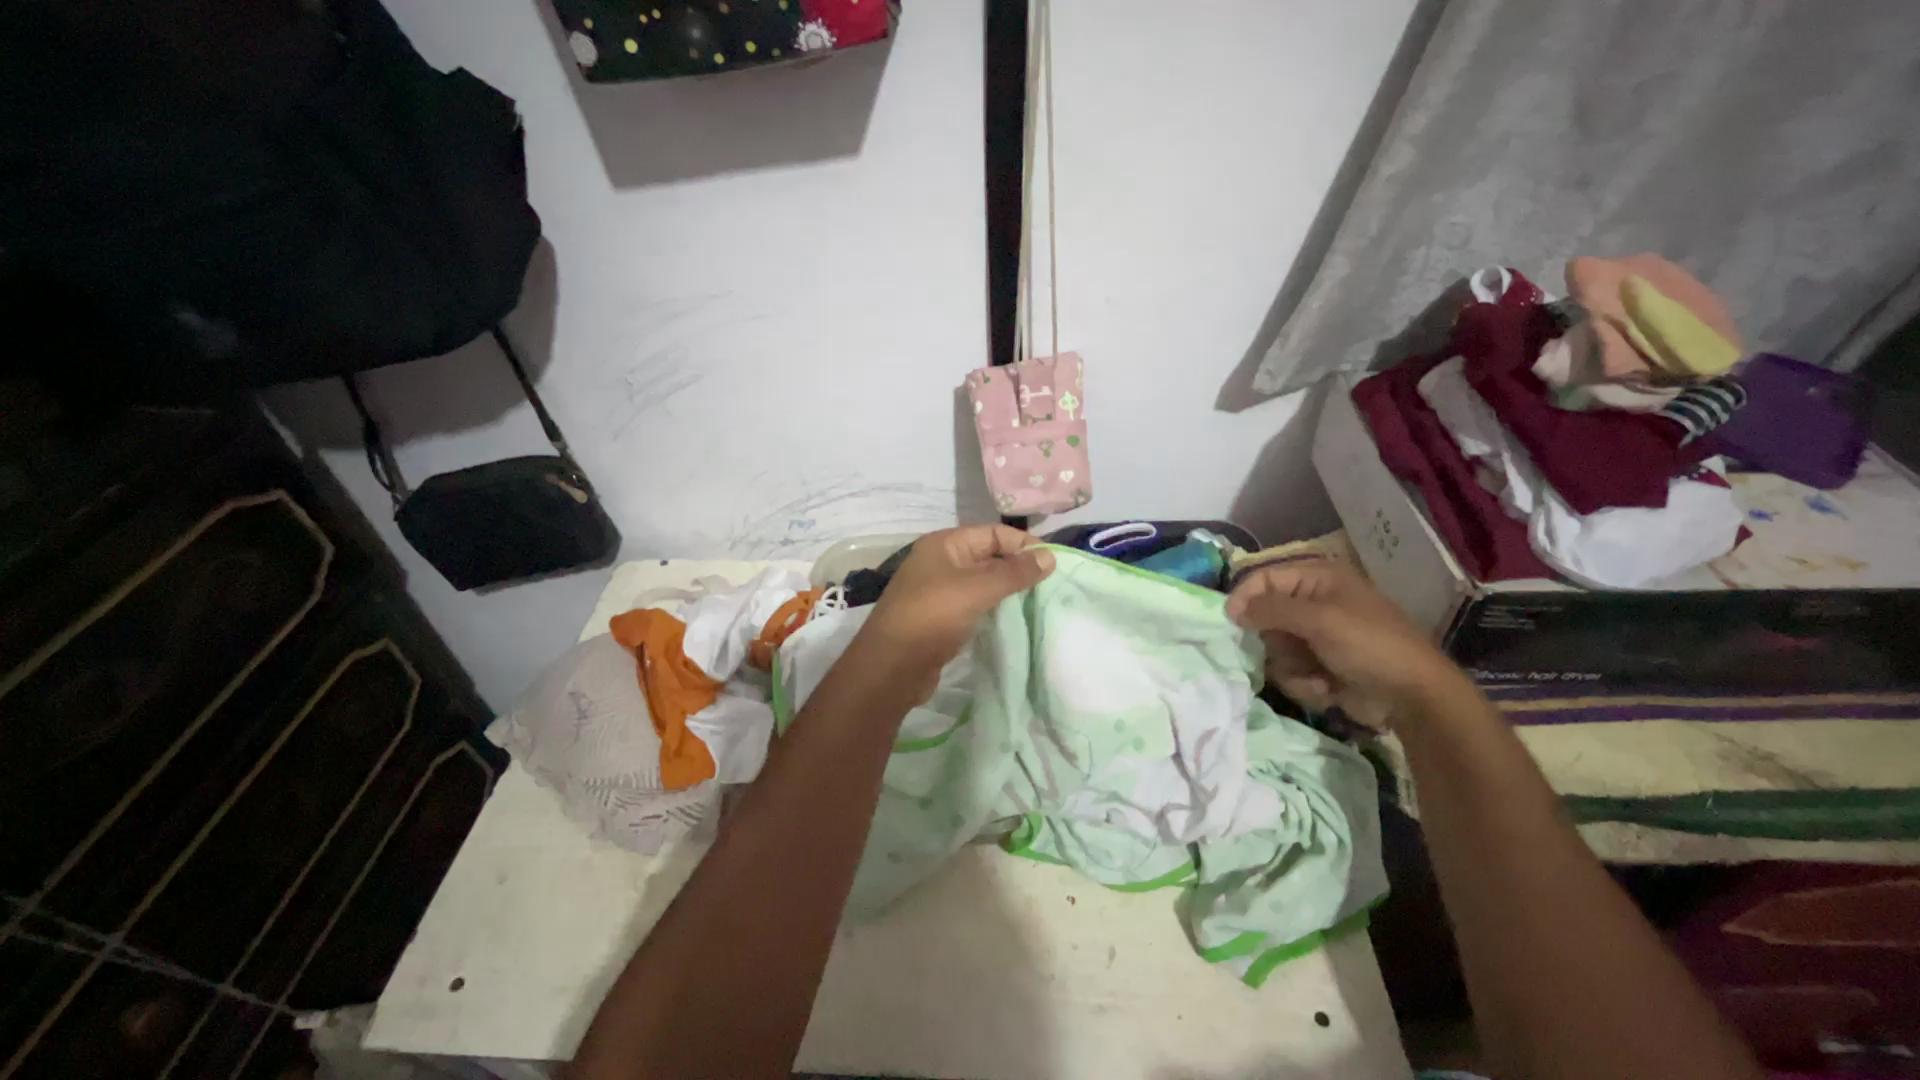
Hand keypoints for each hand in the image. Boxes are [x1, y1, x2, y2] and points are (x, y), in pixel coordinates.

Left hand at [852, 526, 1054, 690]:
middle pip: (988, 556)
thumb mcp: (977, 589)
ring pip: (982, 583)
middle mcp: (940, 562)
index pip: (993, 533)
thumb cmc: (933, 616)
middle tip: (1051, 585)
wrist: (892, 666)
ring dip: (1007, 591)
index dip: (1023, 544)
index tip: (1054, 563)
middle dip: (1018, 568)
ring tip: (1039, 602)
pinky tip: (1014, 620)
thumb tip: (1050, 556)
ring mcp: (938, 591)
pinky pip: (974, 606)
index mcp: (945, 544)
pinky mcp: (940, 619)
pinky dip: (994, 610)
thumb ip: (1014, 573)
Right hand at [1225, 558, 1464, 728]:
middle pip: (1264, 618)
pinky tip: (1327, 688)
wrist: (1412, 695)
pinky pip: (1289, 671)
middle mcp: (1313, 603)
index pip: (1263, 578)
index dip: (1244, 598)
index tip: (1231, 623)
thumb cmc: (1369, 645)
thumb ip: (1271, 610)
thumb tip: (1232, 608)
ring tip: (1317, 677)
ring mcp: (1316, 636)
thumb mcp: (1319, 620)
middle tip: (1291, 653)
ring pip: (1274, 650)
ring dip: (1291, 668)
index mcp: (1317, 578)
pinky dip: (1304, 683)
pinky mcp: (1319, 665)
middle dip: (1275, 643)